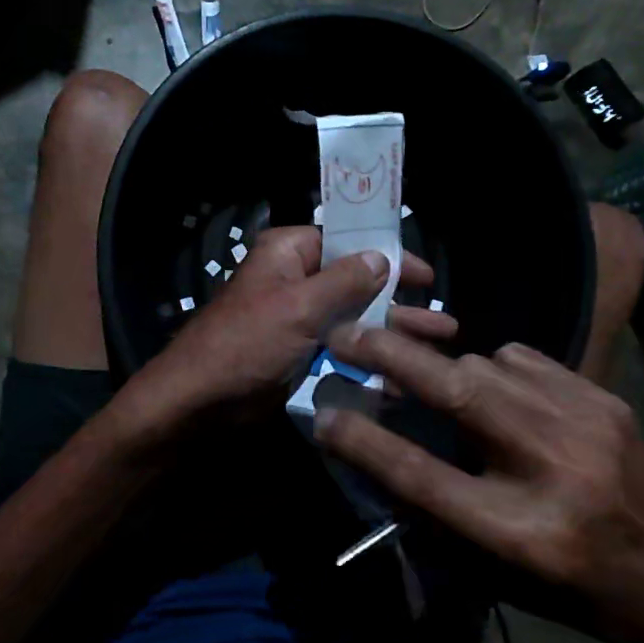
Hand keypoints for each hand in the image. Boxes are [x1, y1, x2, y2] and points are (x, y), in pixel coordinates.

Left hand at [129, 226, 456, 425]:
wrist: (199, 401)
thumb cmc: (247, 343)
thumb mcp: (300, 307)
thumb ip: (345, 281)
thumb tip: (381, 257)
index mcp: (288, 253)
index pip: (346, 241)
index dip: (387, 256)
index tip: (426, 277)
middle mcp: (294, 280)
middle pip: (355, 284)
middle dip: (398, 305)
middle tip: (444, 324)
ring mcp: (296, 320)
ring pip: (351, 321)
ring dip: (390, 336)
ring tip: (437, 351)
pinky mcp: (296, 354)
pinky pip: (338, 350)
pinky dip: (366, 361)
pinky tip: (401, 381)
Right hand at [315, 328, 643, 642]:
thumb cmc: (574, 590)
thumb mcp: (496, 572)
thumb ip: (432, 511)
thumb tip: (373, 446)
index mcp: (521, 533)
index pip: (422, 476)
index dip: (364, 441)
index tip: (323, 413)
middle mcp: (555, 472)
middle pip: (456, 395)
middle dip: (390, 357)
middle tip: (345, 335)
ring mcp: (587, 426)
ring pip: (485, 365)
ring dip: (442, 368)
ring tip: (426, 379)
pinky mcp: (604, 399)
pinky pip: (519, 358)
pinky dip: (490, 368)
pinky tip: (495, 391)